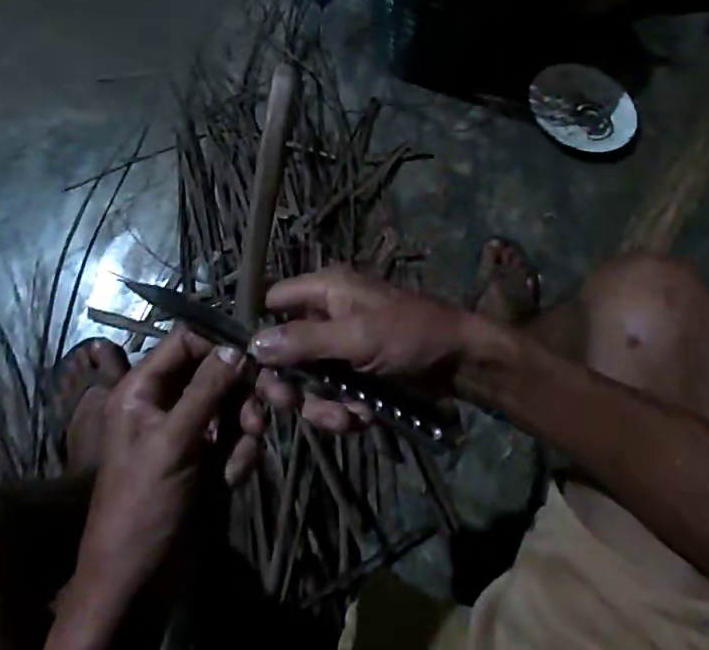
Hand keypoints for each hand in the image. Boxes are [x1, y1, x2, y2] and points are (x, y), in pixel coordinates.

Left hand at [50, 328, 247, 649]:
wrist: (137, 583)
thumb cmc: (142, 505)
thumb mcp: (173, 443)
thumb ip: (206, 391)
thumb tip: (236, 346)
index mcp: (143, 389)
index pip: (185, 342)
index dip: (219, 341)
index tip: (257, 350)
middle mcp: (166, 402)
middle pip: (215, 372)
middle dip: (240, 392)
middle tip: (263, 409)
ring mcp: (188, 430)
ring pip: (230, 405)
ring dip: (244, 425)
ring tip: (243, 452)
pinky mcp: (207, 457)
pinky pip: (234, 437)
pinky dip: (240, 452)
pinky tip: (233, 477)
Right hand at [246, 268, 477, 431]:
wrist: (461, 362)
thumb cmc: (410, 334)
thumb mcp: (357, 336)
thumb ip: (305, 341)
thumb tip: (252, 344)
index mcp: (325, 290)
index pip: (272, 301)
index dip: (257, 330)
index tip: (247, 366)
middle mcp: (326, 315)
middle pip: (283, 348)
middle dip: (288, 381)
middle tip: (289, 405)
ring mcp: (340, 347)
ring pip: (306, 379)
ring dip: (319, 404)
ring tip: (344, 418)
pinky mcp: (354, 375)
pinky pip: (331, 395)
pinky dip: (340, 410)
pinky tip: (360, 419)